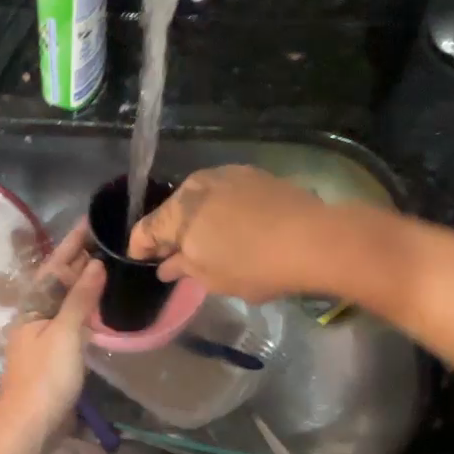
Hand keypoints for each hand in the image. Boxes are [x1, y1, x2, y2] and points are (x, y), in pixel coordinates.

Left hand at [0, 227, 105, 443]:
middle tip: (109, 238)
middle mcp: (35, 318)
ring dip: (84, 284)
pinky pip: (71, 324)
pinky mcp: (54, 359)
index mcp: (32, 308)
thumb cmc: (45, 379)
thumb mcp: (64, 334)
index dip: (73, 243)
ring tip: (109, 265)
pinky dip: (86, 311)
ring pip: (65, 303)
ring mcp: (44, 339)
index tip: (92, 221)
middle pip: (59, 282)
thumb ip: (79, 299)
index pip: (55, 266)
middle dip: (81, 260)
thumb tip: (95, 263)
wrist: (28, 428)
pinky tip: (100, 309)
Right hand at [128, 165, 353, 302]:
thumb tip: (167, 265)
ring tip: (208, 242)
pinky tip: (235, 228)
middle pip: (171, 211)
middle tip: (177, 257)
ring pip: (199, 199)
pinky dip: (221, 210)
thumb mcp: (211, 278)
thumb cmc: (253, 265)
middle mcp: (196, 185)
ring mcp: (227, 175)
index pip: (145, 230)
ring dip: (197, 220)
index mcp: (178, 212)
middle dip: (170, 233)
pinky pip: (225, 194)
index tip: (144, 265)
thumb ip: (183, 268)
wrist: (313, 239)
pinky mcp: (254, 175)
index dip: (140, 250)